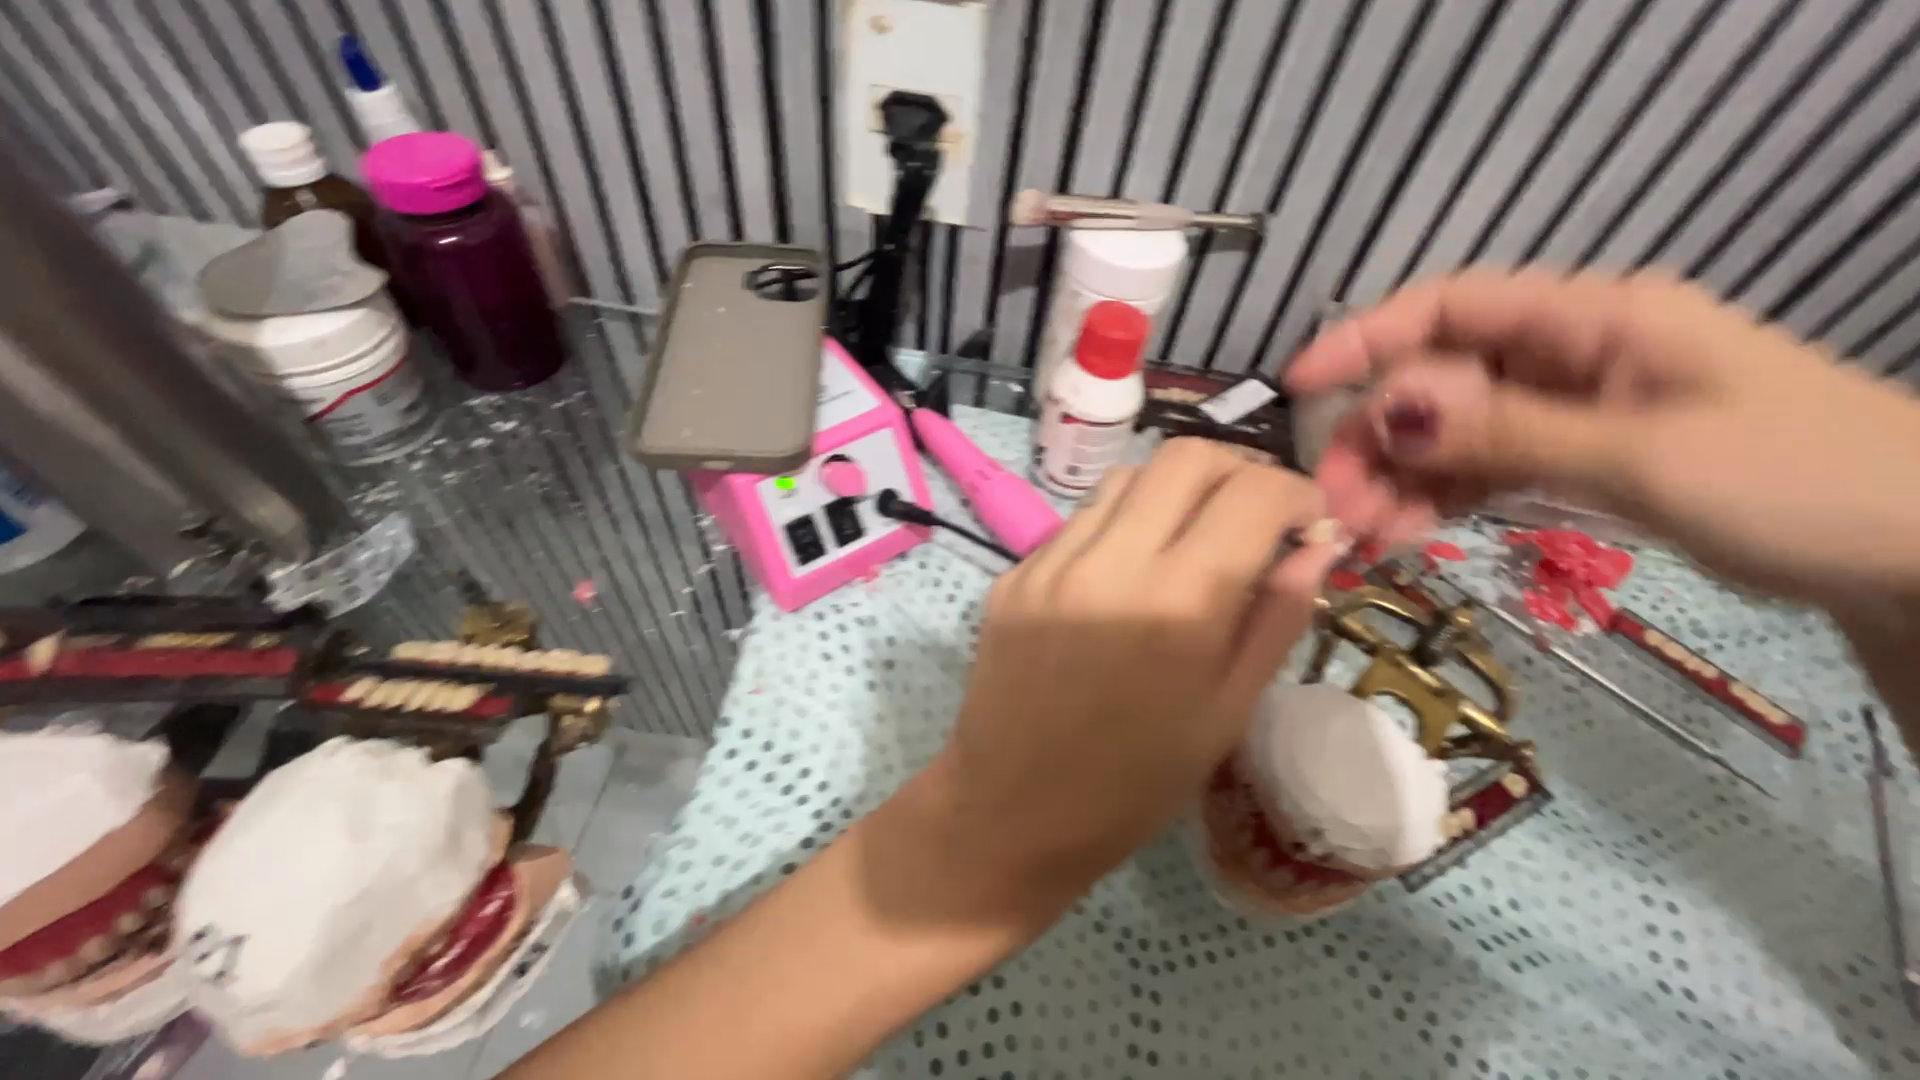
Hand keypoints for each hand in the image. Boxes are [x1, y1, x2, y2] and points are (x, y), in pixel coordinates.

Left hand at [914, 438, 1345, 913]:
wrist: (1011, 811)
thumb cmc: (1135, 783)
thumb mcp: (1227, 711)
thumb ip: (1276, 616)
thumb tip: (1317, 542)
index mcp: (1178, 604)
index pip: (1252, 492)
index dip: (1297, 492)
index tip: (1308, 521)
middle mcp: (1110, 563)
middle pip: (1186, 456)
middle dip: (1239, 471)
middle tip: (1256, 517)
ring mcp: (1050, 562)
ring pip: (1128, 475)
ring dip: (1176, 489)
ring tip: (1193, 539)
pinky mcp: (1014, 572)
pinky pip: (1081, 518)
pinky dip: (1123, 521)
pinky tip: (1131, 569)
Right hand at [1285, 268, 1919, 613]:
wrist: (1918, 553)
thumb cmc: (1799, 481)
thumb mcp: (1644, 453)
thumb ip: (1507, 430)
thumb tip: (1389, 411)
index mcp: (1596, 318)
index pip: (1452, 307)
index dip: (1366, 339)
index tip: (1299, 388)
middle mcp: (1570, 353)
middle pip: (1438, 378)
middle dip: (1377, 437)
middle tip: (1335, 502)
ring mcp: (1571, 407)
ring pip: (1452, 430)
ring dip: (1400, 478)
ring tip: (1364, 534)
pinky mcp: (1576, 456)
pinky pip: (1483, 467)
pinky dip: (1439, 498)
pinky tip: (1405, 533)